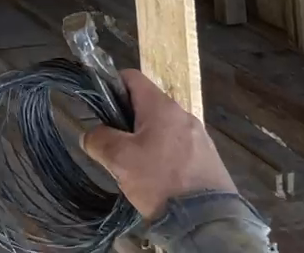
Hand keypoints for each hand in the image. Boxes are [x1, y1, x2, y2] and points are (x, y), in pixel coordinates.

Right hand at [80, 69, 233, 219]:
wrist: (211, 227)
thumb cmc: (161, 181)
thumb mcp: (119, 159)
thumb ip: (98, 139)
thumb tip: (91, 136)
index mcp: (161, 106)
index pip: (130, 77)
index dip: (111, 86)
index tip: (101, 110)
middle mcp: (184, 115)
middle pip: (146, 105)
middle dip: (127, 121)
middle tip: (116, 146)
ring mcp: (202, 139)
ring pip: (163, 129)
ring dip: (147, 141)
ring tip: (138, 168)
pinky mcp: (212, 162)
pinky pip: (180, 149)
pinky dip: (166, 158)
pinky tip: (161, 181)